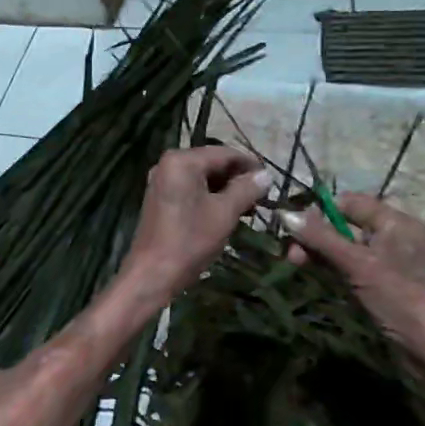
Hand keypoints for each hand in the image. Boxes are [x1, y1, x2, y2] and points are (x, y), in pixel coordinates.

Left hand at [118, 146, 270, 306]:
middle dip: (237, 178)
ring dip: (225, 189)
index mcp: (181, 161)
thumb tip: (266, 175)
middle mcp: (168, 164)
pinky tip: (227, 212)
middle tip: (262, 196)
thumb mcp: (225, 213)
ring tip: (249, 207)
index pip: (224, 153)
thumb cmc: (190, 240)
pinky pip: (190, 188)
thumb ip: (246, 189)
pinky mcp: (160, 197)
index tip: (271, 180)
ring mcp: (161, 180)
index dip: (250, 165)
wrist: (153, 272)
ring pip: (202, 177)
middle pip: (211, 163)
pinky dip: (210, 196)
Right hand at [279, 192, 424, 359]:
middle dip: (316, 235)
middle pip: (347, 225)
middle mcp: (395, 238)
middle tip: (291, 253)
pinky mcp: (388, 287)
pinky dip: (335, 269)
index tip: (295, 228)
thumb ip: (321, 238)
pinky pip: (355, 269)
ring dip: (322, 254)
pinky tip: (319, 277)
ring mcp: (392, 264)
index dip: (321, 210)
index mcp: (396, 223)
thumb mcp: (358, 265)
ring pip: (348, 249)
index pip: (350, 202)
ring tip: (297, 265)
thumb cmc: (402, 299)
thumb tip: (285, 214)